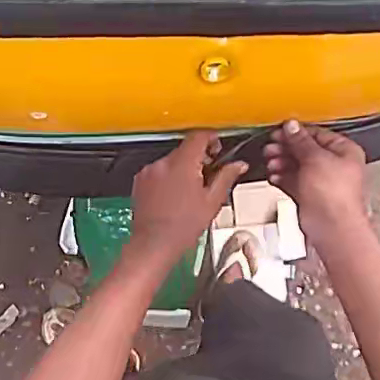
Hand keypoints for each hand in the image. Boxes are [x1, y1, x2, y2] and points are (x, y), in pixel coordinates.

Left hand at [125, 131, 246, 268]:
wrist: (154, 244)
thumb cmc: (182, 228)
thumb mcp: (212, 201)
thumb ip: (226, 177)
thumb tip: (238, 165)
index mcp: (183, 164)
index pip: (199, 136)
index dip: (211, 138)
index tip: (217, 147)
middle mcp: (163, 163)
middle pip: (185, 149)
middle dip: (198, 159)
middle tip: (208, 176)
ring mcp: (149, 171)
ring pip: (172, 161)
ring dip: (183, 169)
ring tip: (190, 192)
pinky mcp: (140, 181)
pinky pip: (158, 171)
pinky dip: (168, 178)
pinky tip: (174, 196)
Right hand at [263, 120, 369, 251]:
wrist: (332, 228)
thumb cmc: (335, 196)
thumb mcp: (315, 158)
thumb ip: (300, 141)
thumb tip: (292, 127)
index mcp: (344, 151)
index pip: (317, 134)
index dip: (297, 132)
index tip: (280, 132)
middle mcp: (335, 166)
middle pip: (305, 150)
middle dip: (286, 149)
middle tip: (271, 147)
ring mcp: (322, 182)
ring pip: (297, 166)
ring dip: (282, 162)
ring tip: (270, 161)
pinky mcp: (310, 196)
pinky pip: (293, 182)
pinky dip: (282, 178)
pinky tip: (273, 176)